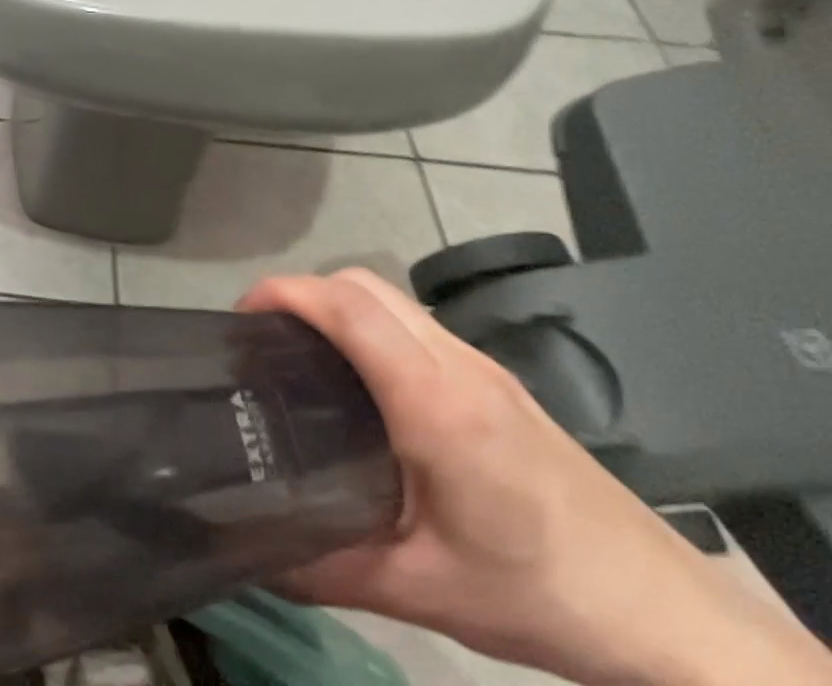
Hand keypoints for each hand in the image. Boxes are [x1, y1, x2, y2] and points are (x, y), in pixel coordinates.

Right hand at [238, 269, 831, 685]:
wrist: (665, 616)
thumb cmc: (540, 593)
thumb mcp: (415, 589)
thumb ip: (320, 567)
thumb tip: (246, 553)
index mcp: (436, 405)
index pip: (350, 308)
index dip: (283, 294)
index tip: (235, 322)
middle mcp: (461, 369)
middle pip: (365, 286)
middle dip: (299, 296)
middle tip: (256, 346)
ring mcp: (487, 372)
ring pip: (393, 301)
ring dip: (335, 310)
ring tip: (294, 363)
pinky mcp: (501, 386)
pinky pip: (416, 328)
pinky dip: (368, 330)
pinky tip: (354, 390)